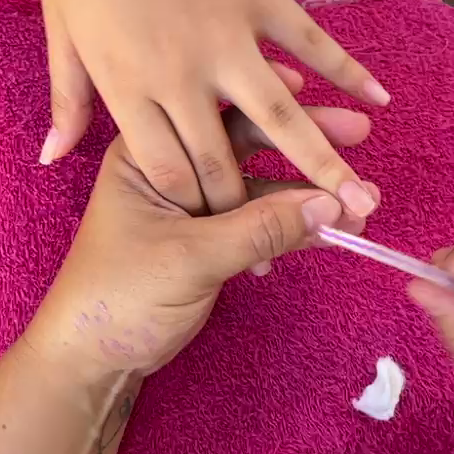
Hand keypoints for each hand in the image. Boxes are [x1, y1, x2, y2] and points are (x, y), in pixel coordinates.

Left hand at [29, 67, 373, 377]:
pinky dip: (292, 227)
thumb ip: (258, 230)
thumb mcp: (188, 258)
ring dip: (307, 196)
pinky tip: (330, 233)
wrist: (92, 358)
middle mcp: (174, 167)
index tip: (319, 96)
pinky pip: (258, 221)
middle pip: (248, 145)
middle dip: (303, 145)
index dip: (273, 109)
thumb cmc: (119, 295)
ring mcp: (194, 204)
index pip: (218, 117)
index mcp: (151, 152)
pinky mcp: (209, 237)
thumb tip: (330, 205)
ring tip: (361, 203)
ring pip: (260, 186)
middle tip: (359, 134)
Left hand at [36, 0, 387, 219]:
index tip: (224, 240)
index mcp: (127, 84)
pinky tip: (378, 102)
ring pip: (283, 116)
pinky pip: (314, 44)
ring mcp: (230, 34)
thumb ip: (67, 98)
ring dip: (324, 164)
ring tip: (362, 201)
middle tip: (303, 244)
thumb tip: (50, 159)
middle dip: (265, 211)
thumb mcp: (60, 26)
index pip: (171, 172)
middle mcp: (182, 73)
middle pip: (228, 161)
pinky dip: (349, 72)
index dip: (199, 212)